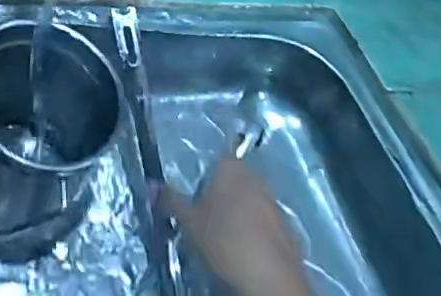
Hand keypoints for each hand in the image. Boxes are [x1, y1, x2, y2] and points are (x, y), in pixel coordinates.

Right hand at [164, 156, 307, 295]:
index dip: (206, 177)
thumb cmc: (225, 241)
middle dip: (223, 194)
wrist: (271, 281)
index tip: (197, 196)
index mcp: (231, 167)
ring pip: (252, 201)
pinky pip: (267, 223)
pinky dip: (258, 232)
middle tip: (207, 216)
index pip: (217, 159)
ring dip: (241, 213)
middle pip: (235, 179)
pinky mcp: (290, 230)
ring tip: (226, 236)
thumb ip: (170, 200)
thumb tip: (151, 185)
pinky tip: (247, 250)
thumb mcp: (189, 222)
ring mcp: (276, 203)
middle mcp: (256, 177)